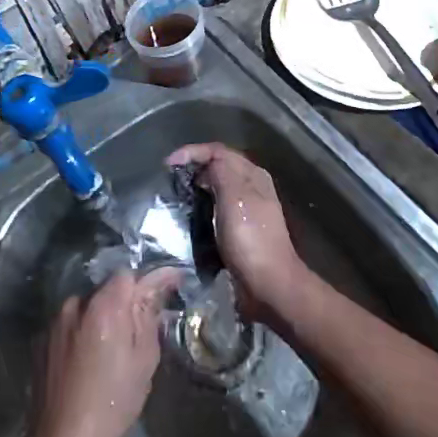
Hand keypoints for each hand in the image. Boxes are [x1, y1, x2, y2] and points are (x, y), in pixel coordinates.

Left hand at [36, 267, 181, 436]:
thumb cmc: (113, 402)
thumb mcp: (144, 360)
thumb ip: (148, 317)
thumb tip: (155, 290)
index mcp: (103, 307)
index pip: (128, 275)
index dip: (147, 282)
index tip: (166, 290)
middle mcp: (75, 305)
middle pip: (106, 290)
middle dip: (123, 304)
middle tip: (137, 331)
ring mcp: (54, 322)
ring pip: (86, 308)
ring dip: (100, 319)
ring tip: (110, 351)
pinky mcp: (41, 340)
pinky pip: (70, 325)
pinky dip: (81, 334)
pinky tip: (87, 363)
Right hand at [164, 143, 307, 304]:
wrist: (269, 285)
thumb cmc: (250, 239)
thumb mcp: (235, 198)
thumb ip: (221, 172)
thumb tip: (205, 162)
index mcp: (253, 176)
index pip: (219, 151)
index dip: (192, 152)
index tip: (168, 165)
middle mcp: (252, 188)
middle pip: (218, 167)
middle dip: (194, 168)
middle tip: (170, 180)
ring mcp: (247, 209)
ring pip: (217, 188)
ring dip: (197, 188)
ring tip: (176, 196)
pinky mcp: (240, 230)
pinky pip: (217, 209)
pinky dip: (202, 207)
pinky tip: (190, 217)